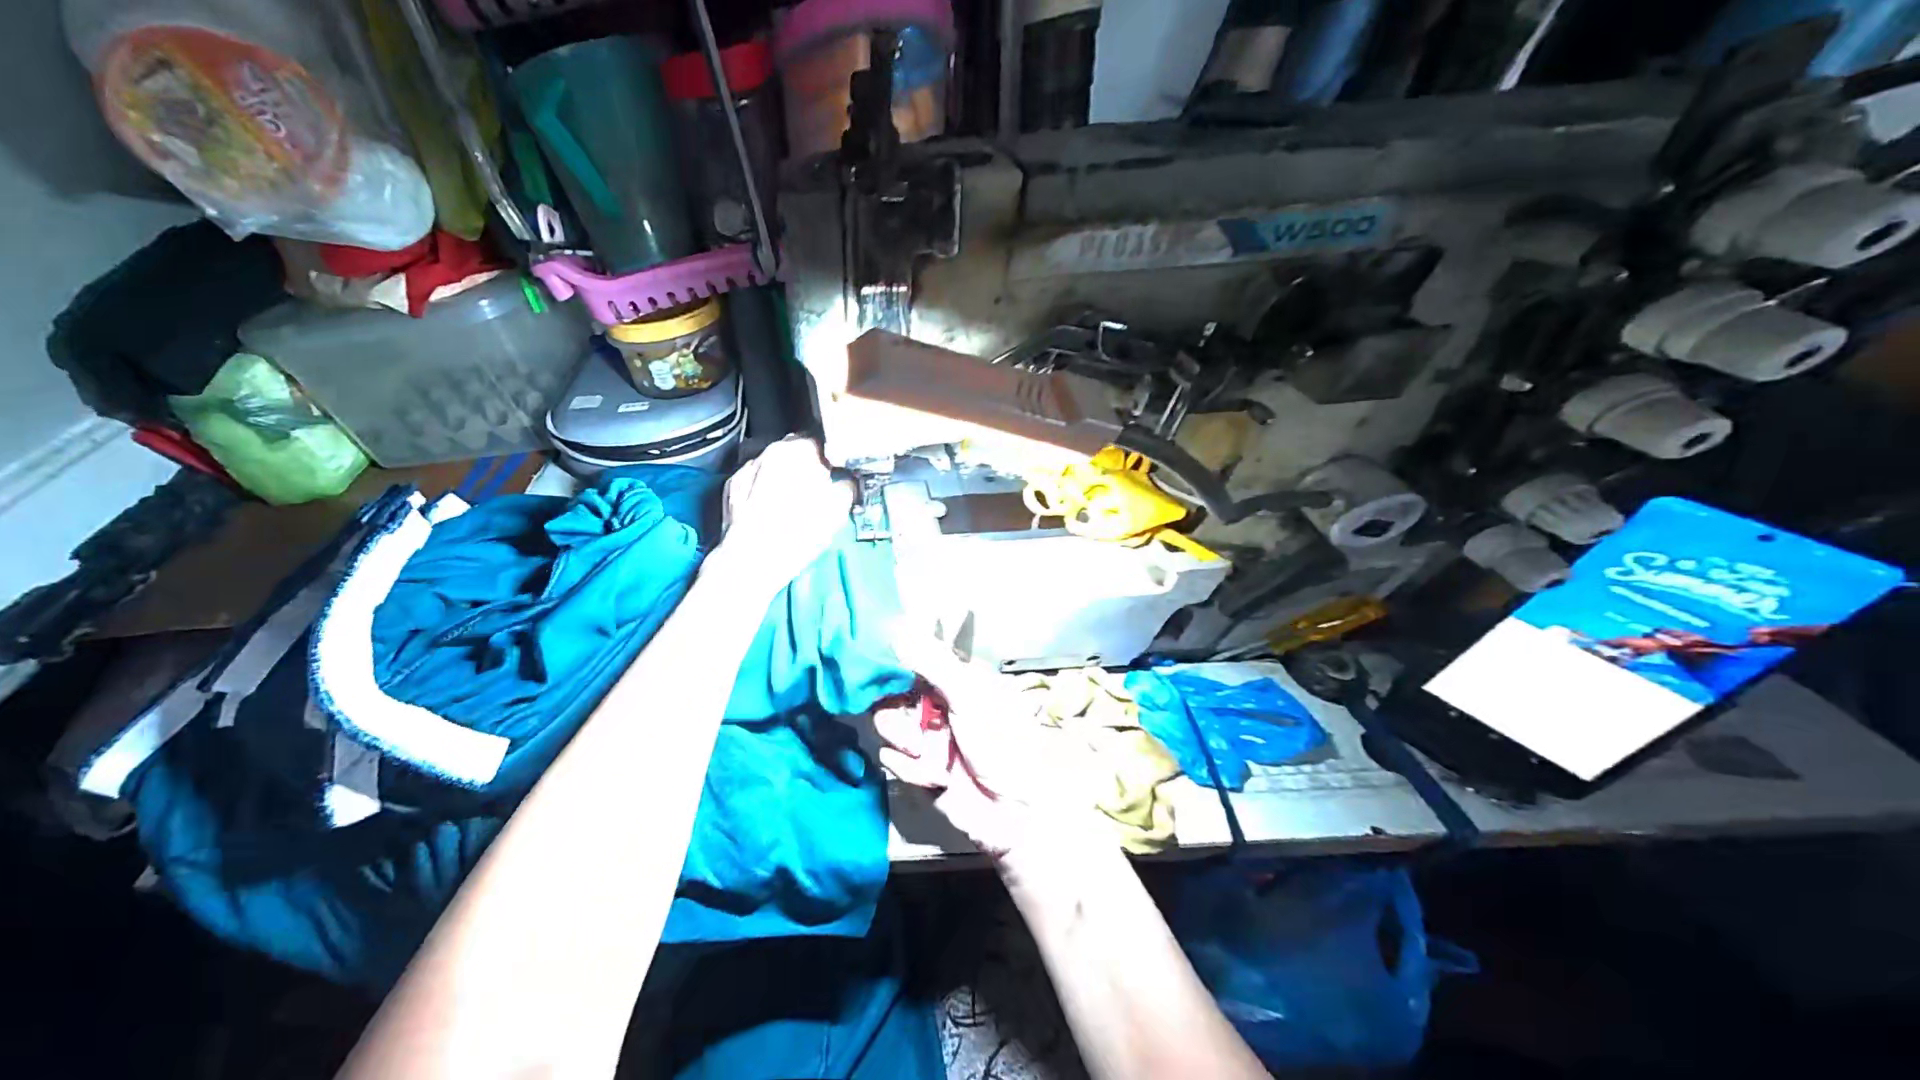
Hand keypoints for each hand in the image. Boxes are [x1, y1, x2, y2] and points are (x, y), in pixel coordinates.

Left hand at [713, 437, 853, 592]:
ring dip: (783, 475)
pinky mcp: (730, 486)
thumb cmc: (798, 534)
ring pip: (772, 464)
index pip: (823, 442)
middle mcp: (770, 450)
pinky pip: (754, 480)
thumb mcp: (837, 511)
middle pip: (795, 450)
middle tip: (816, 489)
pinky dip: (763, 488)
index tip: (836, 474)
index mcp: (799, 450)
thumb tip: (848, 480)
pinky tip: (769, 509)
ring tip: (791, 502)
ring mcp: (747, 467)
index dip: (832, 459)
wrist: (751, 560)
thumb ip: (847, 486)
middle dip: (806, 464)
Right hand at [873, 628, 1109, 862]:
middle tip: (910, 720)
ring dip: (903, 738)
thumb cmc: (1001, 744)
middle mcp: (938, 703)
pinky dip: (908, 767)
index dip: (894, 660)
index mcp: (957, 678)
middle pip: (893, 691)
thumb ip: (933, 663)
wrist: (1013, 811)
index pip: (915, 658)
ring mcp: (926, 735)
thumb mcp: (970, 696)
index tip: (875, 661)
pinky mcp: (916, 767)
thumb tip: (898, 629)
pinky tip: (929, 775)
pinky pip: (892, 757)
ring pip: (887, 724)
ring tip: (923, 753)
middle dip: (895, 707)